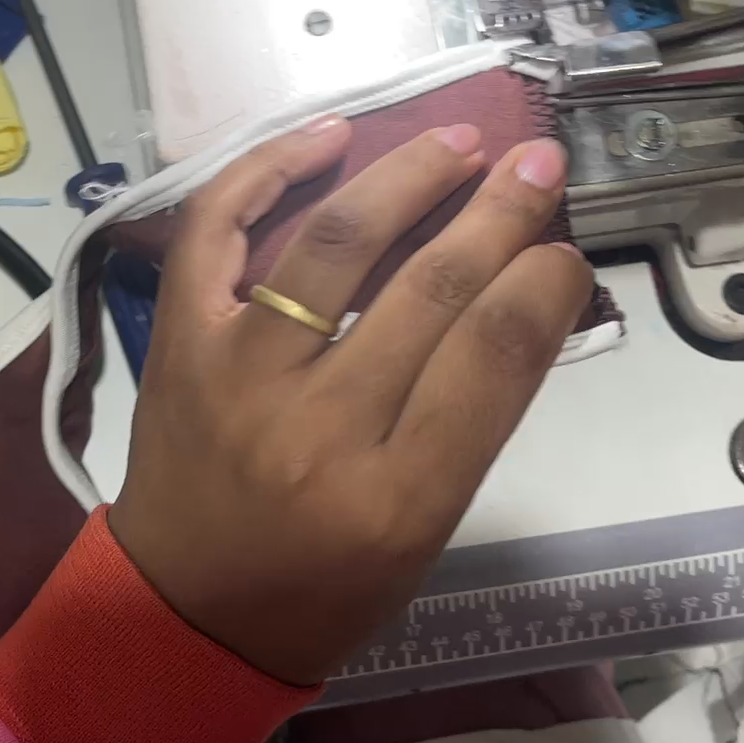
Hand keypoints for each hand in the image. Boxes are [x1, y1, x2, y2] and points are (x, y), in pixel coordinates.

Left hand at [109, 117, 593, 685]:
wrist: (181, 607)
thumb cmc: (314, 588)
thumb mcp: (418, 532)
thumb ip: (465, 424)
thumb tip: (516, 304)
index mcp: (394, 499)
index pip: (491, 361)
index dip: (542, 286)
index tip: (562, 249)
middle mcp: (316, 427)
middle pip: (426, 290)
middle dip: (497, 212)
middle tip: (533, 163)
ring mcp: (238, 374)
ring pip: (334, 245)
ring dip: (406, 176)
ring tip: (456, 141)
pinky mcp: (181, 341)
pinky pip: (216, 229)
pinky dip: (268, 170)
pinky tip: (327, 136)